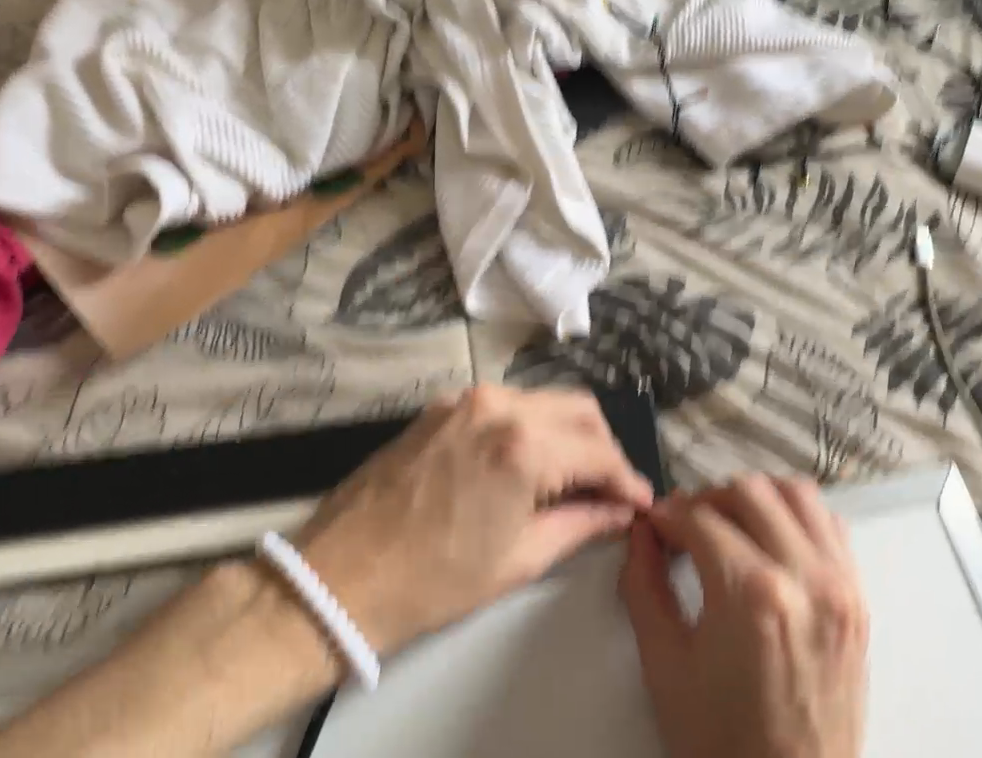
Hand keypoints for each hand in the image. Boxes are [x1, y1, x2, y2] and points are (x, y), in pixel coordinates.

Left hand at [292, 384, 652, 657]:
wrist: (338, 578)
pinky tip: (528, 462)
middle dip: (605, 447)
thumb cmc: (432, 581)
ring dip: (569, 433)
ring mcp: (466, 400)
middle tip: (611, 490)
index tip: (643, 503)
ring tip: (572, 479)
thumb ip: (582, 525)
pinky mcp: (442, 406)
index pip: (600, 452)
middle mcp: (500, 406)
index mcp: (524, 446)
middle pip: (580, 410)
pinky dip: (531, 425)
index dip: (629, 479)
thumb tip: (621, 512)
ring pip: (545, 400)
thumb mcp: (519, 559)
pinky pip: (506, 403)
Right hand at [619, 475, 868, 757]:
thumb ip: (644, 586)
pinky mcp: (858, 597)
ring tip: (728, 522)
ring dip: (755, 497)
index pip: (701, 519)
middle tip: (684, 524)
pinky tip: (772, 536)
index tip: (654, 523)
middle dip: (706, 499)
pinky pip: (831, 525)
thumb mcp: (664, 664)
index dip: (667, 514)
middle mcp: (805, 577)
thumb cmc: (724, 740)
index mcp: (752, 594)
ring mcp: (840, 584)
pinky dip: (798, 516)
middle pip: (749, 492)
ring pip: (796, 493)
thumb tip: (640, 535)